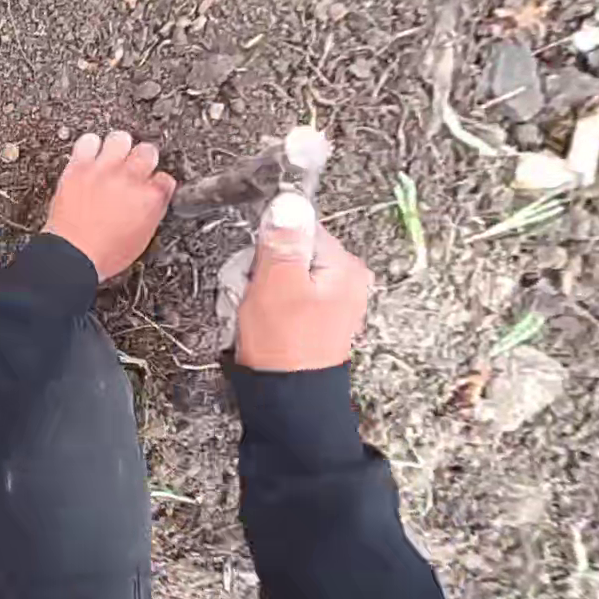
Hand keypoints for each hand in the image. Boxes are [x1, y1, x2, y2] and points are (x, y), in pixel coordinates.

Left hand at [43, 131, 176, 281]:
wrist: (72, 255)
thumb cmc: (104, 253)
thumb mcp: (142, 237)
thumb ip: (151, 210)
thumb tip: (152, 199)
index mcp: (151, 198)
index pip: (165, 177)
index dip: (157, 182)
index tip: (150, 185)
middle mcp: (130, 179)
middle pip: (147, 151)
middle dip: (143, 159)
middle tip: (134, 168)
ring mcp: (104, 170)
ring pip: (120, 138)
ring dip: (119, 147)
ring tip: (113, 157)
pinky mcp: (79, 167)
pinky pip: (88, 141)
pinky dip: (90, 146)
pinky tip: (91, 155)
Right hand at [236, 193, 372, 371]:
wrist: (285, 398)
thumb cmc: (283, 344)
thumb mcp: (276, 283)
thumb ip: (283, 241)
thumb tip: (290, 201)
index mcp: (345, 267)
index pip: (299, 227)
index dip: (269, 242)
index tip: (258, 264)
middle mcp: (344, 279)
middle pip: (289, 248)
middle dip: (261, 265)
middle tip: (254, 290)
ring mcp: (329, 298)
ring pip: (280, 269)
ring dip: (258, 283)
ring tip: (254, 308)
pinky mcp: (312, 314)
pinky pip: (282, 290)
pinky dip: (264, 300)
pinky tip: (259, 317)